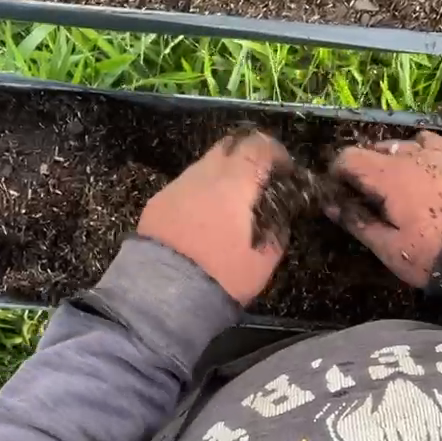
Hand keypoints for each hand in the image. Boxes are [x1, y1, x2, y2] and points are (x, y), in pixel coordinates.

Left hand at [137, 131, 290, 304]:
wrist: (166, 294)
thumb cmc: (223, 276)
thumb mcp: (264, 261)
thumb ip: (277, 231)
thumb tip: (279, 217)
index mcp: (235, 183)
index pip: (259, 146)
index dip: (276, 152)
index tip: (284, 170)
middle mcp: (204, 175)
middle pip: (228, 147)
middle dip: (246, 158)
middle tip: (257, 182)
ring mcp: (177, 187)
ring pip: (204, 167)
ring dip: (220, 179)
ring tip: (227, 208)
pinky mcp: (156, 203)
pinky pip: (184, 189)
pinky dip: (198, 196)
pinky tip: (201, 222)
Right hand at [330, 132, 441, 287]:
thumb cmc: (430, 254)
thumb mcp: (387, 247)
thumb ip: (357, 221)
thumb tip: (330, 204)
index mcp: (388, 176)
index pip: (349, 158)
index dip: (337, 173)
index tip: (339, 193)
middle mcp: (410, 155)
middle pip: (373, 148)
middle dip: (363, 168)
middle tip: (368, 198)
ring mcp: (437, 152)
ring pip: (401, 144)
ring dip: (390, 160)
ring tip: (396, 187)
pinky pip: (429, 142)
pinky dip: (417, 152)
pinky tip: (422, 170)